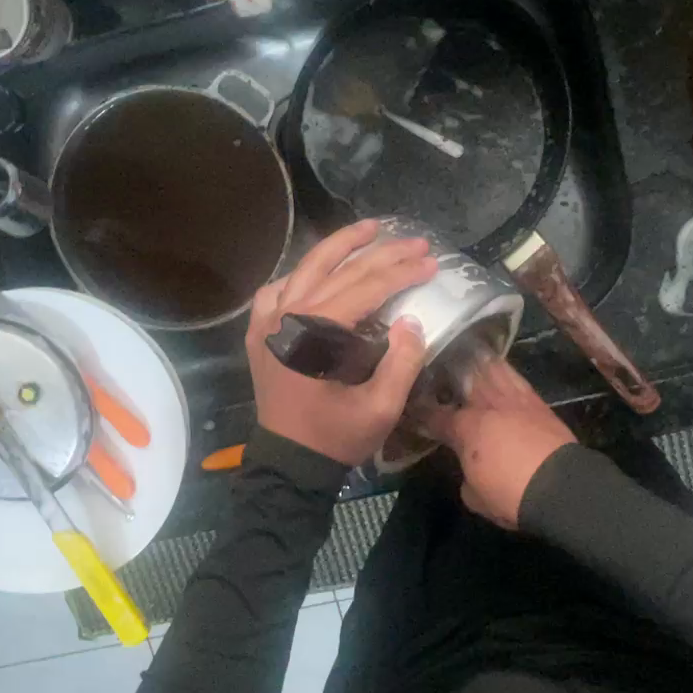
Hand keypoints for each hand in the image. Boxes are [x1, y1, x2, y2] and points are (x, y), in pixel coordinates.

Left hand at [247, 219, 438, 465]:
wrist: (289, 463)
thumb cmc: (336, 437)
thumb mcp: (381, 407)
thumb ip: (402, 361)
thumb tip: (411, 320)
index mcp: (313, 332)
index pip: (365, 287)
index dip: (402, 272)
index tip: (432, 262)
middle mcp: (285, 316)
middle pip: (338, 270)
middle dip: (381, 252)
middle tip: (416, 241)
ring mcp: (267, 322)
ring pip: (306, 268)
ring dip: (341, 246)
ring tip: (371, 229)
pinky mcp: (261, 332)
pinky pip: (278, 289)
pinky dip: (302, 274)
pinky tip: (321, 270)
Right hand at [418, 356, 575, 529]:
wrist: (560, 487)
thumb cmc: (511, 495)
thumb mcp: (474, 496)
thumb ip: (465, 475)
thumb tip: (468, 466)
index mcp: (464, 428)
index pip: (433, 415)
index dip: (419, 411)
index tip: (410, 407)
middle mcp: (485, 405)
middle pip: (460, 380)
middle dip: (444, 373)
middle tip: (433, 367)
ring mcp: (512, 399)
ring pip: (488, 369)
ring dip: (473, 361)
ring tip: (462, 354)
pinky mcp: (536, 401)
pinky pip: (514, 377)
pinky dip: (501, 368)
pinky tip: (495, 363)